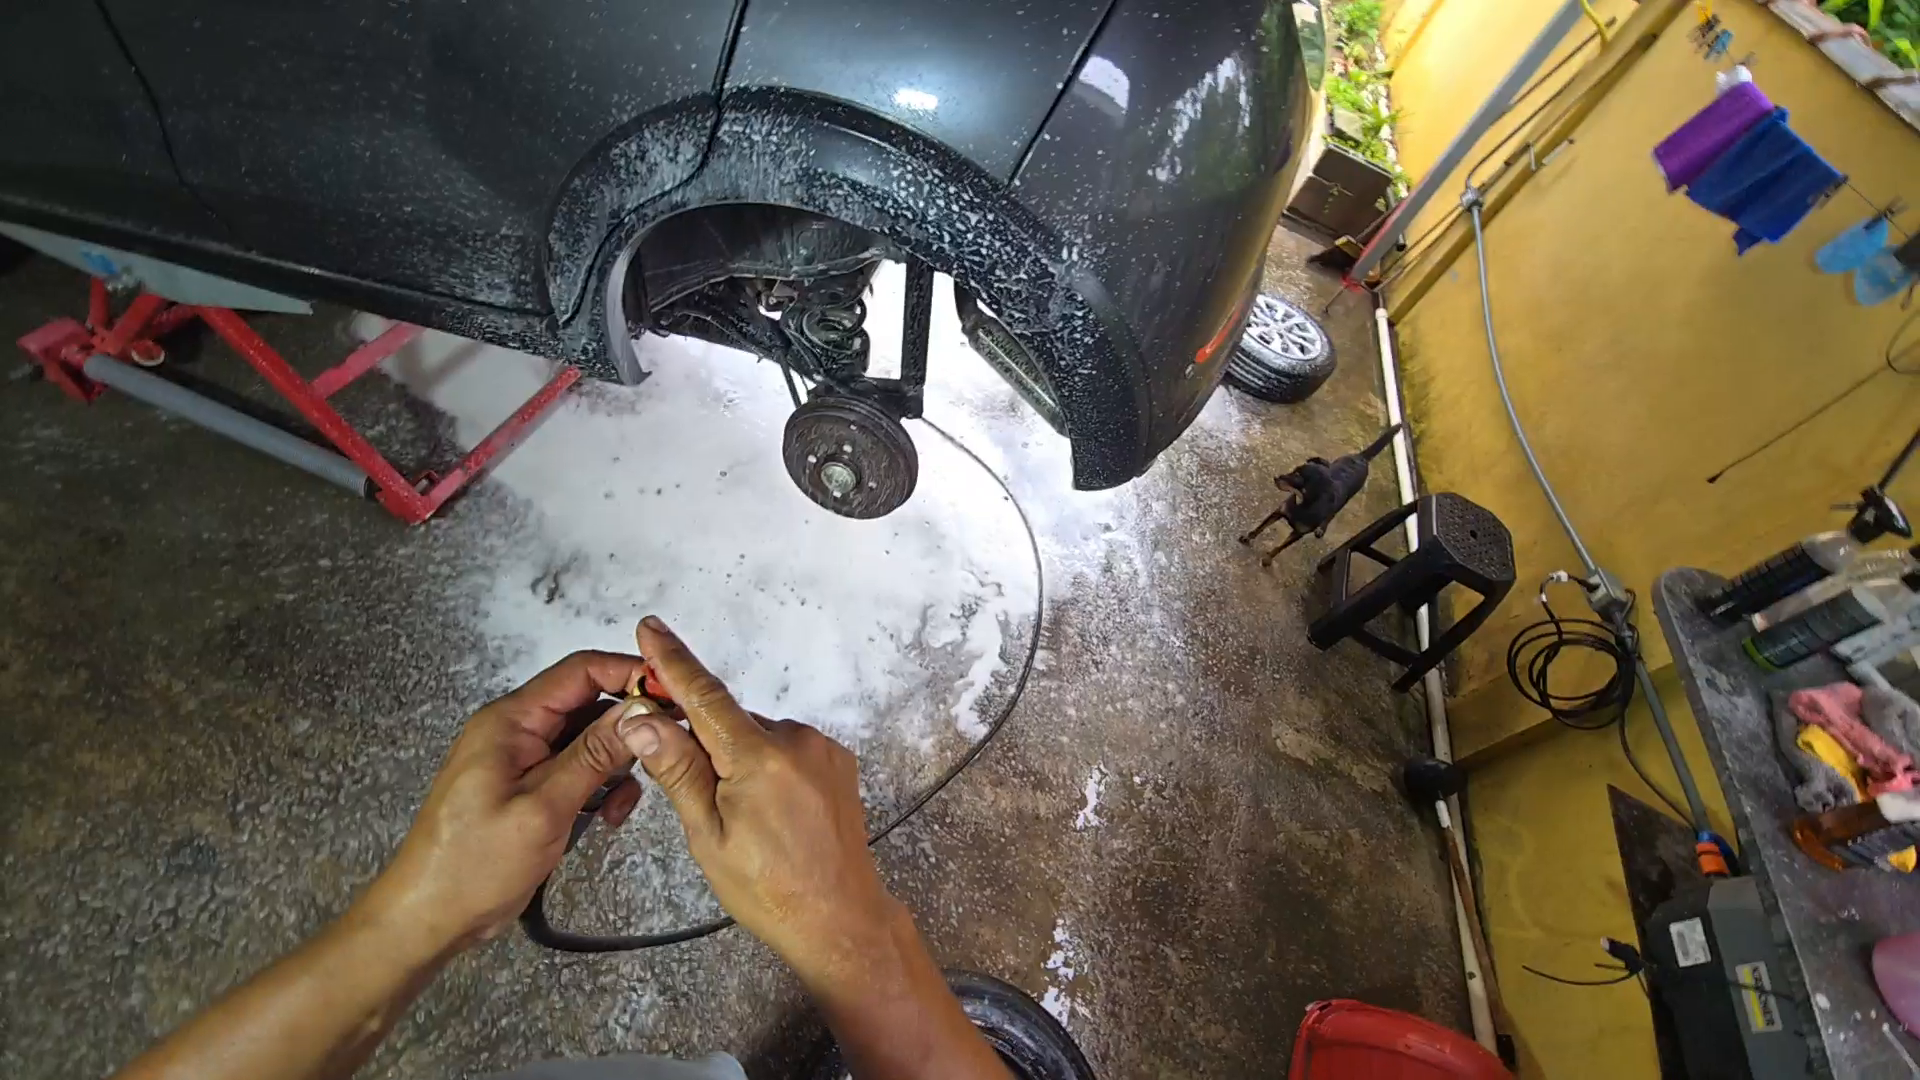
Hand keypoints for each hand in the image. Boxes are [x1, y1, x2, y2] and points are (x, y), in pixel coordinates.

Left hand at [362, 651, 648, 949]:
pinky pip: (582, 767)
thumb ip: (596, 753)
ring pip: (593, 737)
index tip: (674, 696)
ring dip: (619, 763)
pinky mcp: (534, 785)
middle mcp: (521, 728)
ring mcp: (527, 757)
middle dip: (630, 726)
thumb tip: (646, 708)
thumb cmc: (477, 863)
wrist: (426, 924)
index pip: (582, 671)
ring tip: (625, 803)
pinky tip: (609, 815)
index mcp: (513, 720)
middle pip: (592, 703)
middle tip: (665, 752)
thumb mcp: (545, 806)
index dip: (629, 673)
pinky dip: (603, 785)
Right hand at [617, 617, 899, 983]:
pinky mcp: (838, 759)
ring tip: (748, 818)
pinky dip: (770, 764)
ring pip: (760, 737)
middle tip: (705, 800)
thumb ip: (678, 769)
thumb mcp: (708, 835)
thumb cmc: (766, 887)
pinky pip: (789, 748)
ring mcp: (823, 747)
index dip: (673, 661)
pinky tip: (775, 809)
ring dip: (742, 758)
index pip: (705, 696)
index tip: (651, 627)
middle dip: (708, 744)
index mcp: (758, 756)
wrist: (840, 916)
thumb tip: (643, 718)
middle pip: (732, 722)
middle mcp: (796, 738)